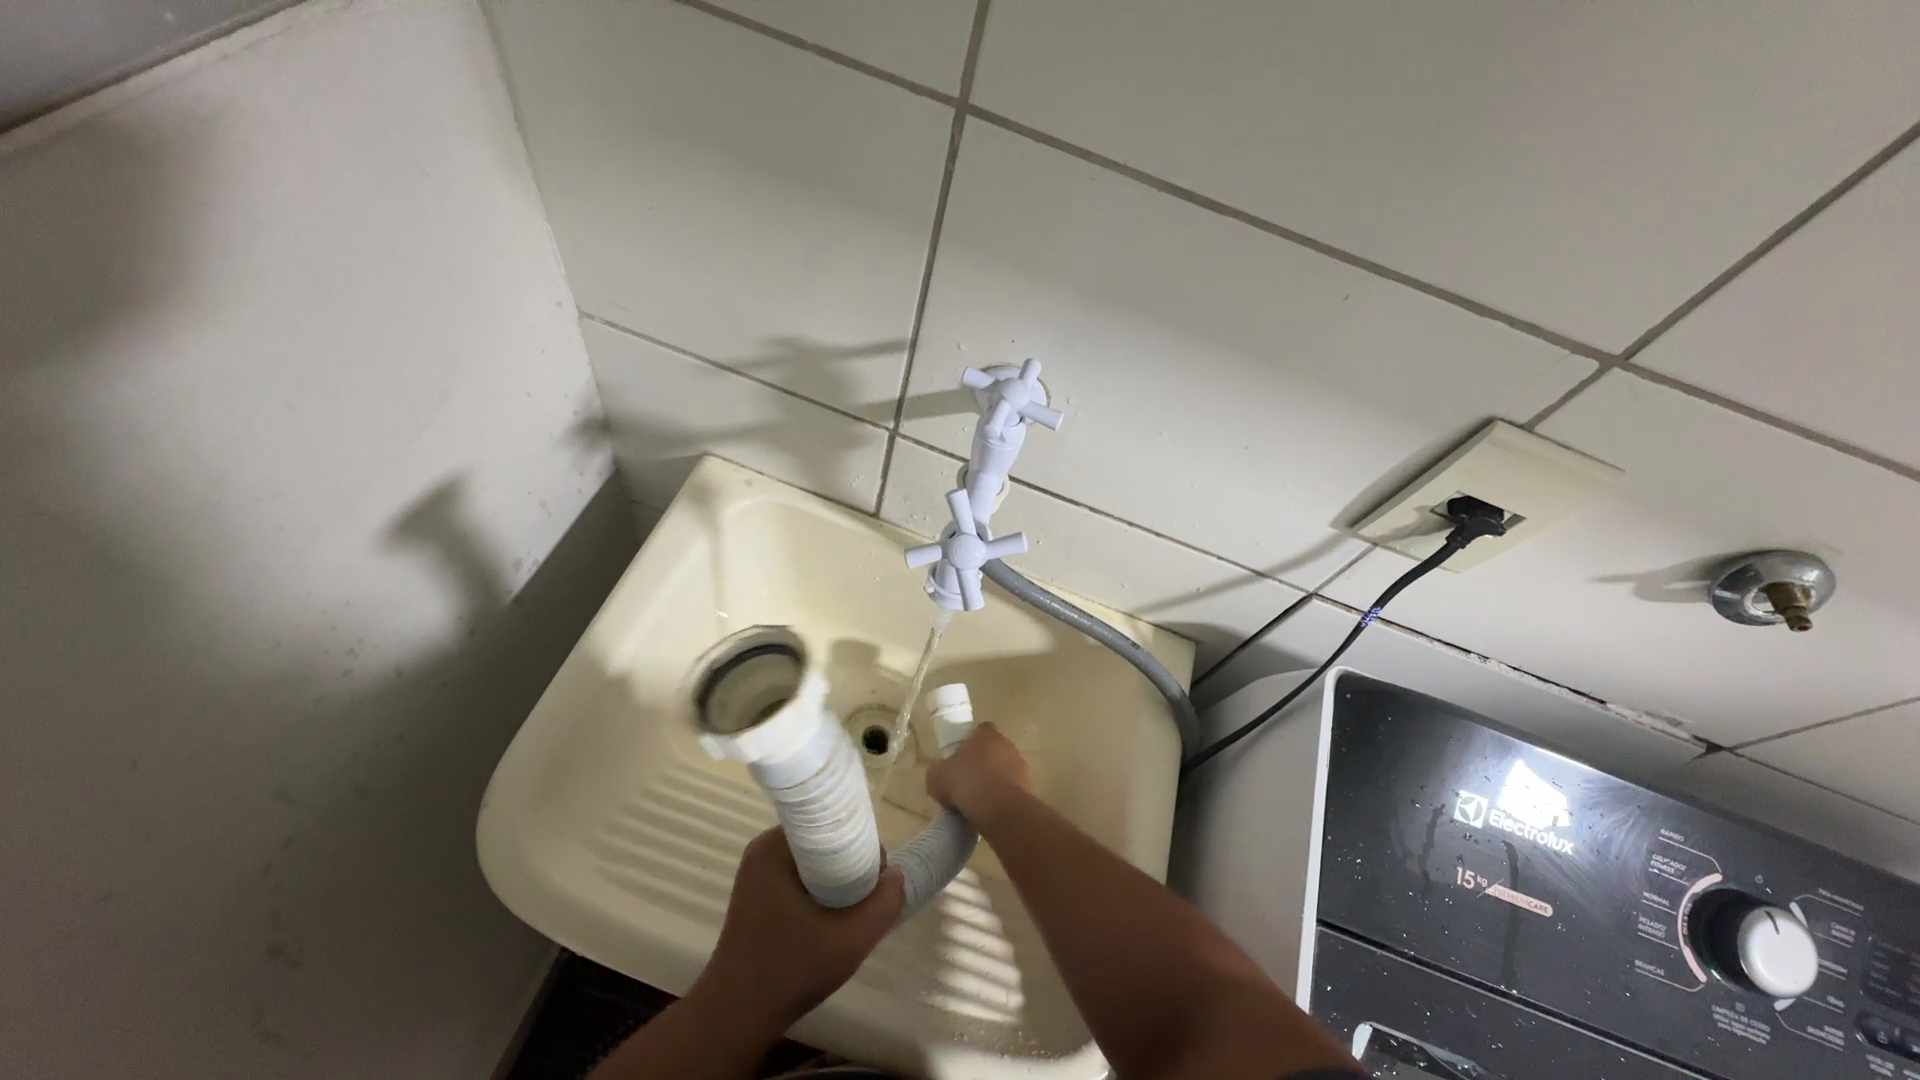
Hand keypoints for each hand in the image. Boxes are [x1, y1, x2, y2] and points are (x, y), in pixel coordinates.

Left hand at [692, 829, 904, 1030]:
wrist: (736, 1015)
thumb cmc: (790, 970)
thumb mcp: (851, 939)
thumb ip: (884, 903)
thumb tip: (895, 874)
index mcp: (776, 846)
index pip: (833, 824)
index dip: (863, 845)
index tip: (876, 878)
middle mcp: (764, 850)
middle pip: (825, 842)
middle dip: (852, 866)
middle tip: (866, 900)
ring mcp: (759, 873)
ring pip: (816, 862)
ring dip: (839, 882)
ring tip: (852, 913)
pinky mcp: (759, 895)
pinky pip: (802, 878)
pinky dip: (822, 892)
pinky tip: (832, 921)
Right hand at [925, 722, 1031, 820]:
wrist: (999, 809)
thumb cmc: (966, 782)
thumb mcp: (937, 776)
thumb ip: (940, 771)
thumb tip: (943, 776)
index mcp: (987, 734)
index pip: (980, 731)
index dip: (969, 743)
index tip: (959, 759)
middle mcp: (1008, 746)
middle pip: (993, 751)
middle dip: (982, 765)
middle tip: (966, 782)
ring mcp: (1022, 768)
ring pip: (1004, 772)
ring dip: (994, 783)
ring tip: (976, 803)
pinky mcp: (1029, 790)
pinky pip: (1011, 792)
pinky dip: (1001, 800)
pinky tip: (989, 813)